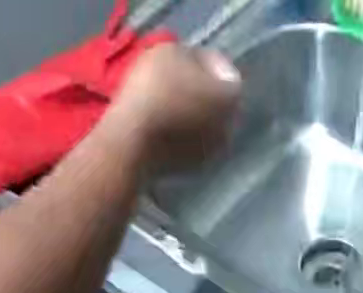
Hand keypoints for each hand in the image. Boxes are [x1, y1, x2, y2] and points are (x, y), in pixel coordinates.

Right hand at [104, 44, 242, 174]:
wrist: (133, 140)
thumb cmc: (154, 89)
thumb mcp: (169, 52)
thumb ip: (190, 58)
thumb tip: (194, 66)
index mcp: (229, 98)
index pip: (227, 76)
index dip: (209, 63)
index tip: (191, 57)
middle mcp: (228, 129)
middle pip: (219, 105)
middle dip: (204, 92)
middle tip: (180, 81)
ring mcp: (211, 154)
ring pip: (205, 128)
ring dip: (193, 116)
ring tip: (170, 104)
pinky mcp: (192, 170)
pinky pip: (191, 145)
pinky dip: (183, 135)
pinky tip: (164, 127)